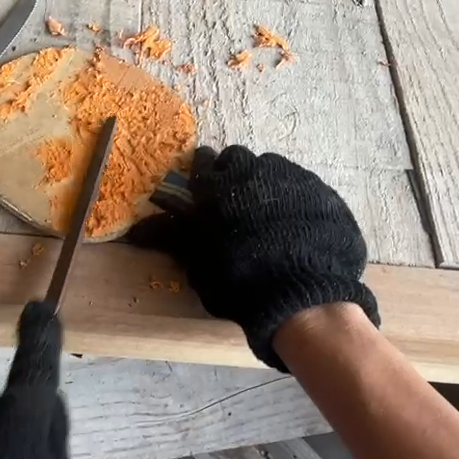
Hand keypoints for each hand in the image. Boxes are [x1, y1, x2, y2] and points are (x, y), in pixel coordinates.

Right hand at [131, 146, 379, 370]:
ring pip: (272, 170)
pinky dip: (295, 201)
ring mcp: (293, 177)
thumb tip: (134, 231)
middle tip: (235, 208)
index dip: (202, 176)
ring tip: (268, 220)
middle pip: (238, 160)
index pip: (203, 162)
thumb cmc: (239, 280)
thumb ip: (169, 238)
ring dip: (265, 186)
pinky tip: (298, 229)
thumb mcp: (197, 262)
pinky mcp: (325, 193)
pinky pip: (303, 188)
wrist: (306, 298)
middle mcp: (254, 169)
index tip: (204, 193)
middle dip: (234, 175)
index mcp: (217, 184)